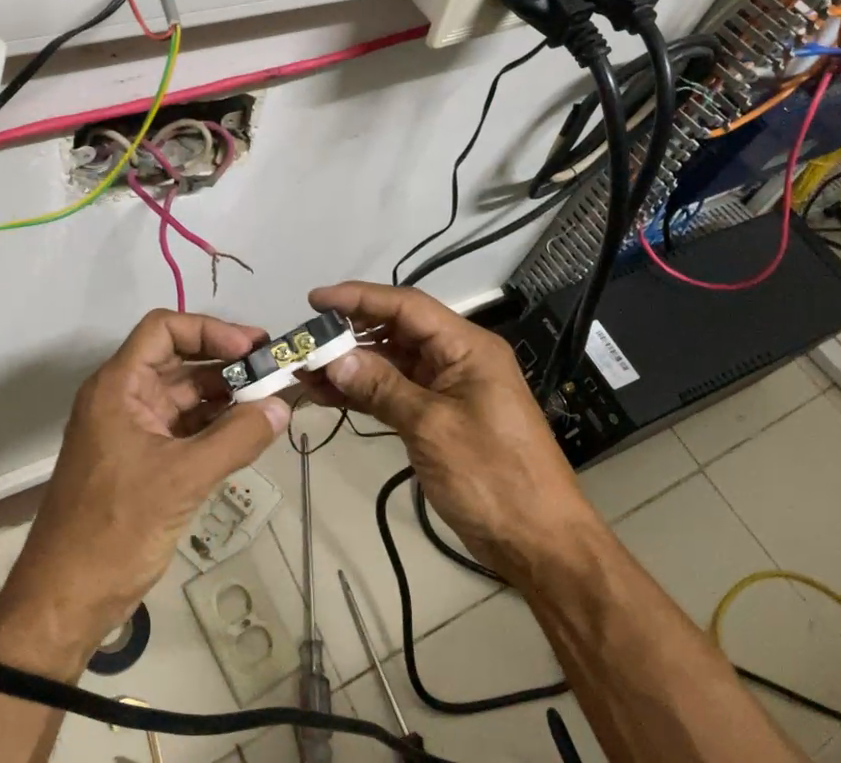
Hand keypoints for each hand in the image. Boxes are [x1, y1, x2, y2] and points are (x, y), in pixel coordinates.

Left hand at [0, 310, 289, 674]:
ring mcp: (133, 432)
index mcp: (118, 388)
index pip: (163, 330)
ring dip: (227, 396)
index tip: (252, 349)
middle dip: (227, 362)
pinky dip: (217, 426)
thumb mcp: (182, 479)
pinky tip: (251, 433)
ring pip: (186, 396)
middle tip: (276, 371)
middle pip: (179, 360)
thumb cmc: (115, 528)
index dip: (209, 330)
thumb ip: (237, 438)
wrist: (68, 597)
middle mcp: (124, 400)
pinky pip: (186, 429)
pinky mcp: (144, 463)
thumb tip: (283, 407)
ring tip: (273, 402)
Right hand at [304, 282, 603, 588]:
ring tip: (305, 372)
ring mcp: (448, 391)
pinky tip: (328, 396)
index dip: (359, 298)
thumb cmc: (493, 476)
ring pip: (392, 365)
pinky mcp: (439, 420)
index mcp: (468, 348)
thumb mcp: (433, 427)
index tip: (315, 300)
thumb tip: (335, 358)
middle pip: (397, 332)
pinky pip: (395, 395)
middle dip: (349, 335)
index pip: (407, 307)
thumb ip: (383, 388)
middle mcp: (457, 360)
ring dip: (351, 367)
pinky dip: (365, 394)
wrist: (538, 541)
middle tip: (303, 343)